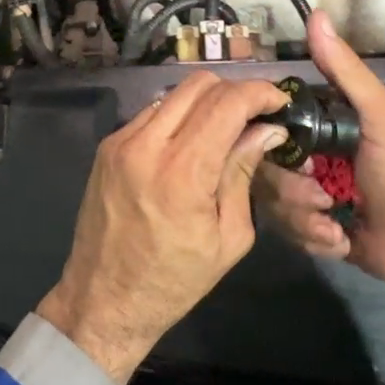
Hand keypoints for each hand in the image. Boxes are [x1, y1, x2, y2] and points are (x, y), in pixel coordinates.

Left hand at [36, 72, 289, 384]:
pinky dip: (179, 115)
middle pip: (199, 85)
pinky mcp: (107, 145)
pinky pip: (151, 112)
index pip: (226, 104)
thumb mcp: (228, 238)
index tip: (280, 100)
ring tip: (227, 125)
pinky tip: (192, 140)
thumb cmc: (175, 281)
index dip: (259, 93)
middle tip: (257, 112)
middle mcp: (147, 145)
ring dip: (206, 101)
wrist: (103, 299)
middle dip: (234, 91)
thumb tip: (267, 130)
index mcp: (182, 173)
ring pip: (173, 93)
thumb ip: (243, 174)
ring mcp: (121, 141)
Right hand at [254, 12, 384, 330]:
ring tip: (335, 223)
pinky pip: (284, 230)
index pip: (266, 121)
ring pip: (270, 201)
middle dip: (291, 190)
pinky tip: (339, 239)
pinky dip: (313, 238)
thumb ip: (345, 70)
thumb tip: (317, 15)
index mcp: (316, 122)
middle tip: (323, 196)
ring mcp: (301, 192)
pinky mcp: (305, 228)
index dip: (267, 138)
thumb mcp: (379, 115)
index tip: (288, 152)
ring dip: (305, 217)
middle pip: (263, 166)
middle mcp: (302, 153)